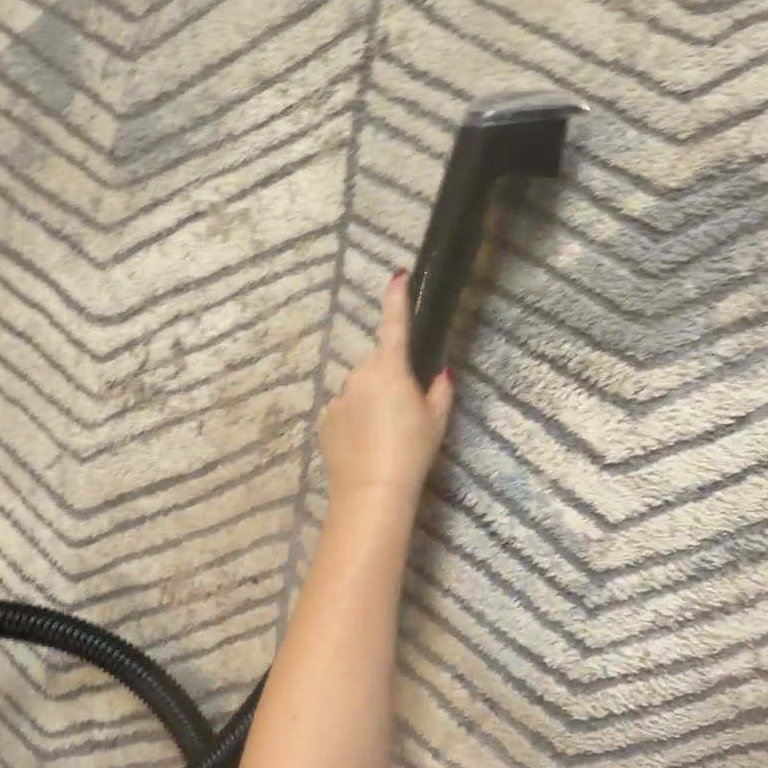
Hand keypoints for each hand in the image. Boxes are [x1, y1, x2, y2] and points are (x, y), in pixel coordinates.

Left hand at [318, 270, 454, 505]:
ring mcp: (338, 398)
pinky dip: (354, 420)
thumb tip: (442, 374)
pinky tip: (365, 444)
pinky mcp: (325, 420)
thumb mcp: (436, 422)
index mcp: (390, 370)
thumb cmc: (411, 453)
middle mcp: (360, 376)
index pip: (394, 326)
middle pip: (377, 364)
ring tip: (384, 435)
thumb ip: (440, 392)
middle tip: (405, 411)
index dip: (397, 300)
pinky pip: (343, 410)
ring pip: (358, 388)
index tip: (397, 276)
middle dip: (389, 377)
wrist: (372, 491)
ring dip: (371, 400)